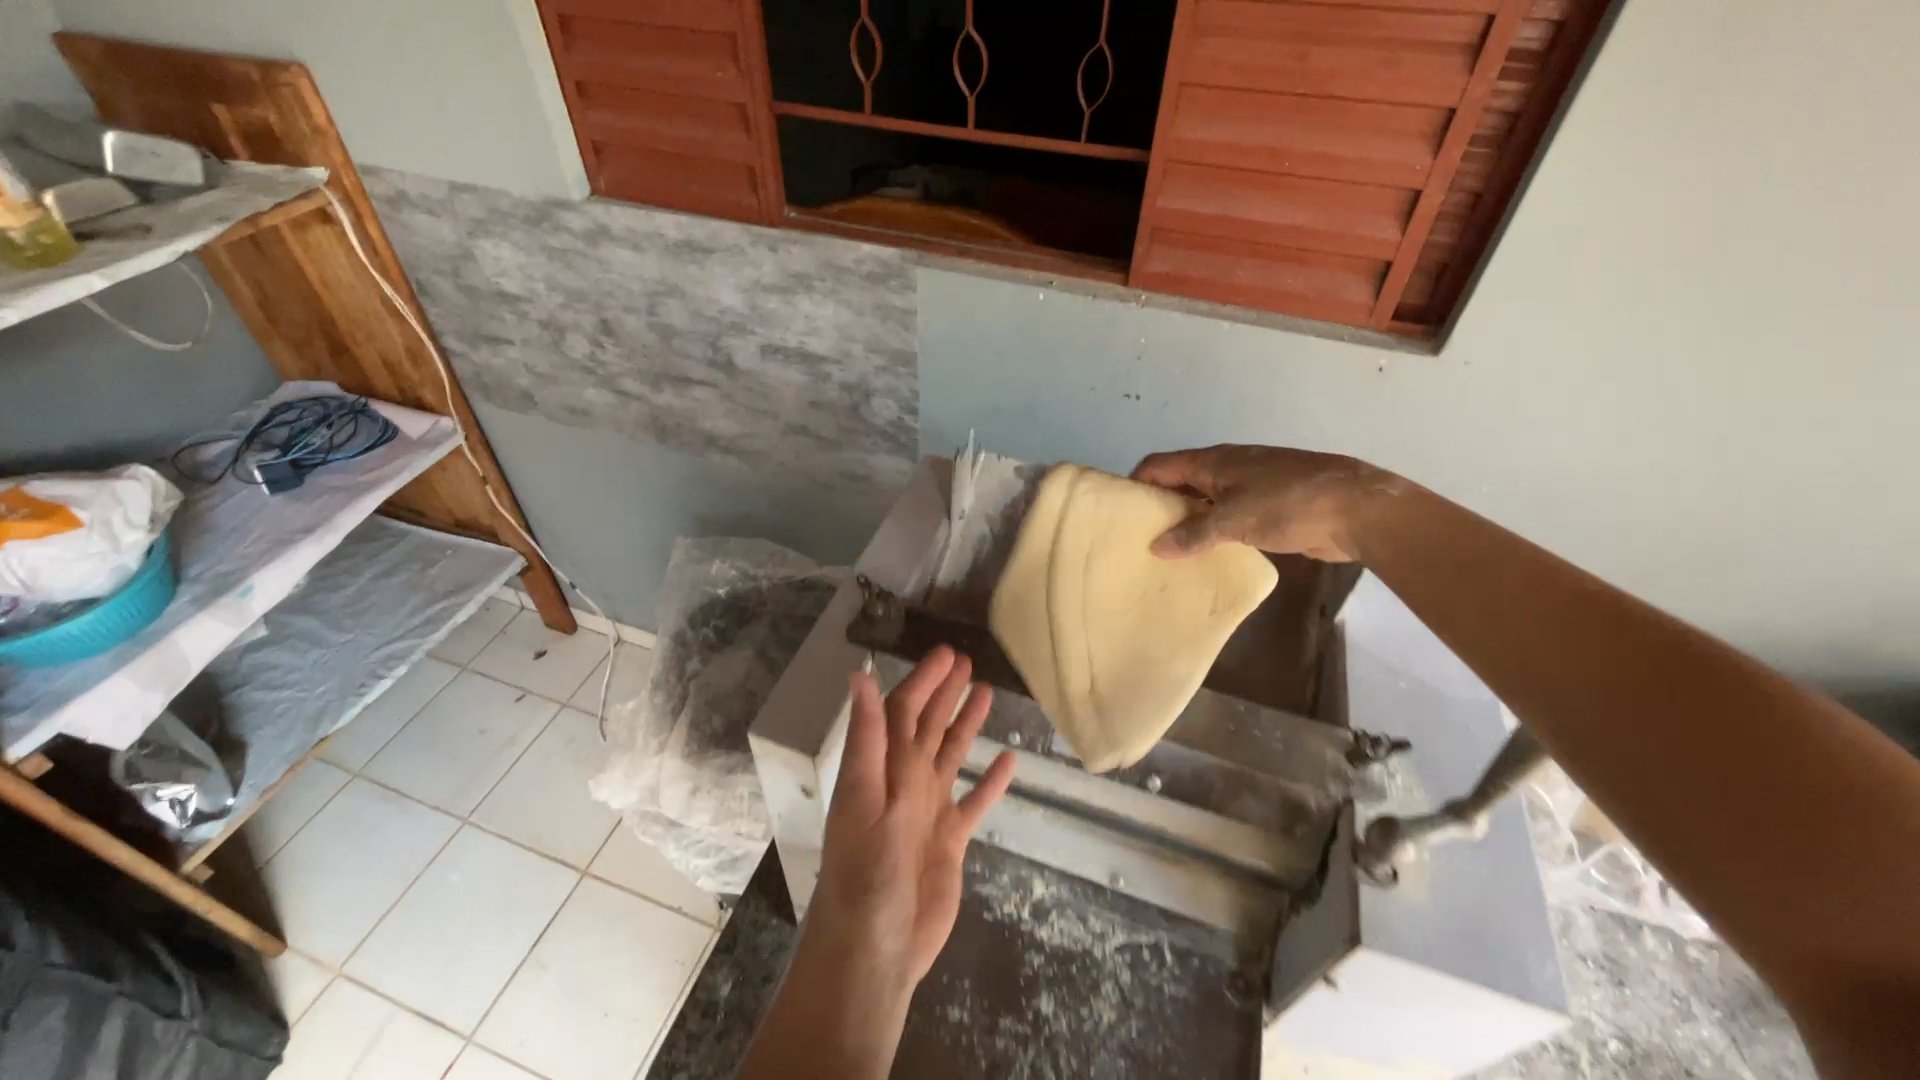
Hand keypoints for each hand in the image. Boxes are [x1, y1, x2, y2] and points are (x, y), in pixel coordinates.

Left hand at [809, 646, 1015, 988]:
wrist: (878, 946)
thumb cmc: (866, 872)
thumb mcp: (865, 798)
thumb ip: (869, 738)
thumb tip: (859, 676)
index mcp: (881, 771)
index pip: (900, 712)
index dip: (921, 681)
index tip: (947, 654)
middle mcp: (904, 784)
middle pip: (926, 728)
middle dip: (944, 694)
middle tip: (968, 662)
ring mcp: (928, 812)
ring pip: (950, 757)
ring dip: (966, 726)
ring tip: (987, 695)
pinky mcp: (949, 841)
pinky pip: (974, 803)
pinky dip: (990, 783)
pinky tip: (1008, 762)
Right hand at [1132, 444, 1399, 561]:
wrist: (1356, 509)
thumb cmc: (1290, 504)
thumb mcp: (1235, 519)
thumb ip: (1194, 534)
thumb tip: (1155, 547)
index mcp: (1213, 462)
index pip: (1158, 466)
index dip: (1135, 484)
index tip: (1119, 514)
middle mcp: (1226, 470)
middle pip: (1178, 483)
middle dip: (1157, 508)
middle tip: (1137, 541)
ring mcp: (1247, 489)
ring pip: (1203, 503)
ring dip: (1186, 524)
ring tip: (1165, 556)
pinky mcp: (1267, 510)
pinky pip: (1227, 520)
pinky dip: (1212, 535)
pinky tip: (1205, 559)